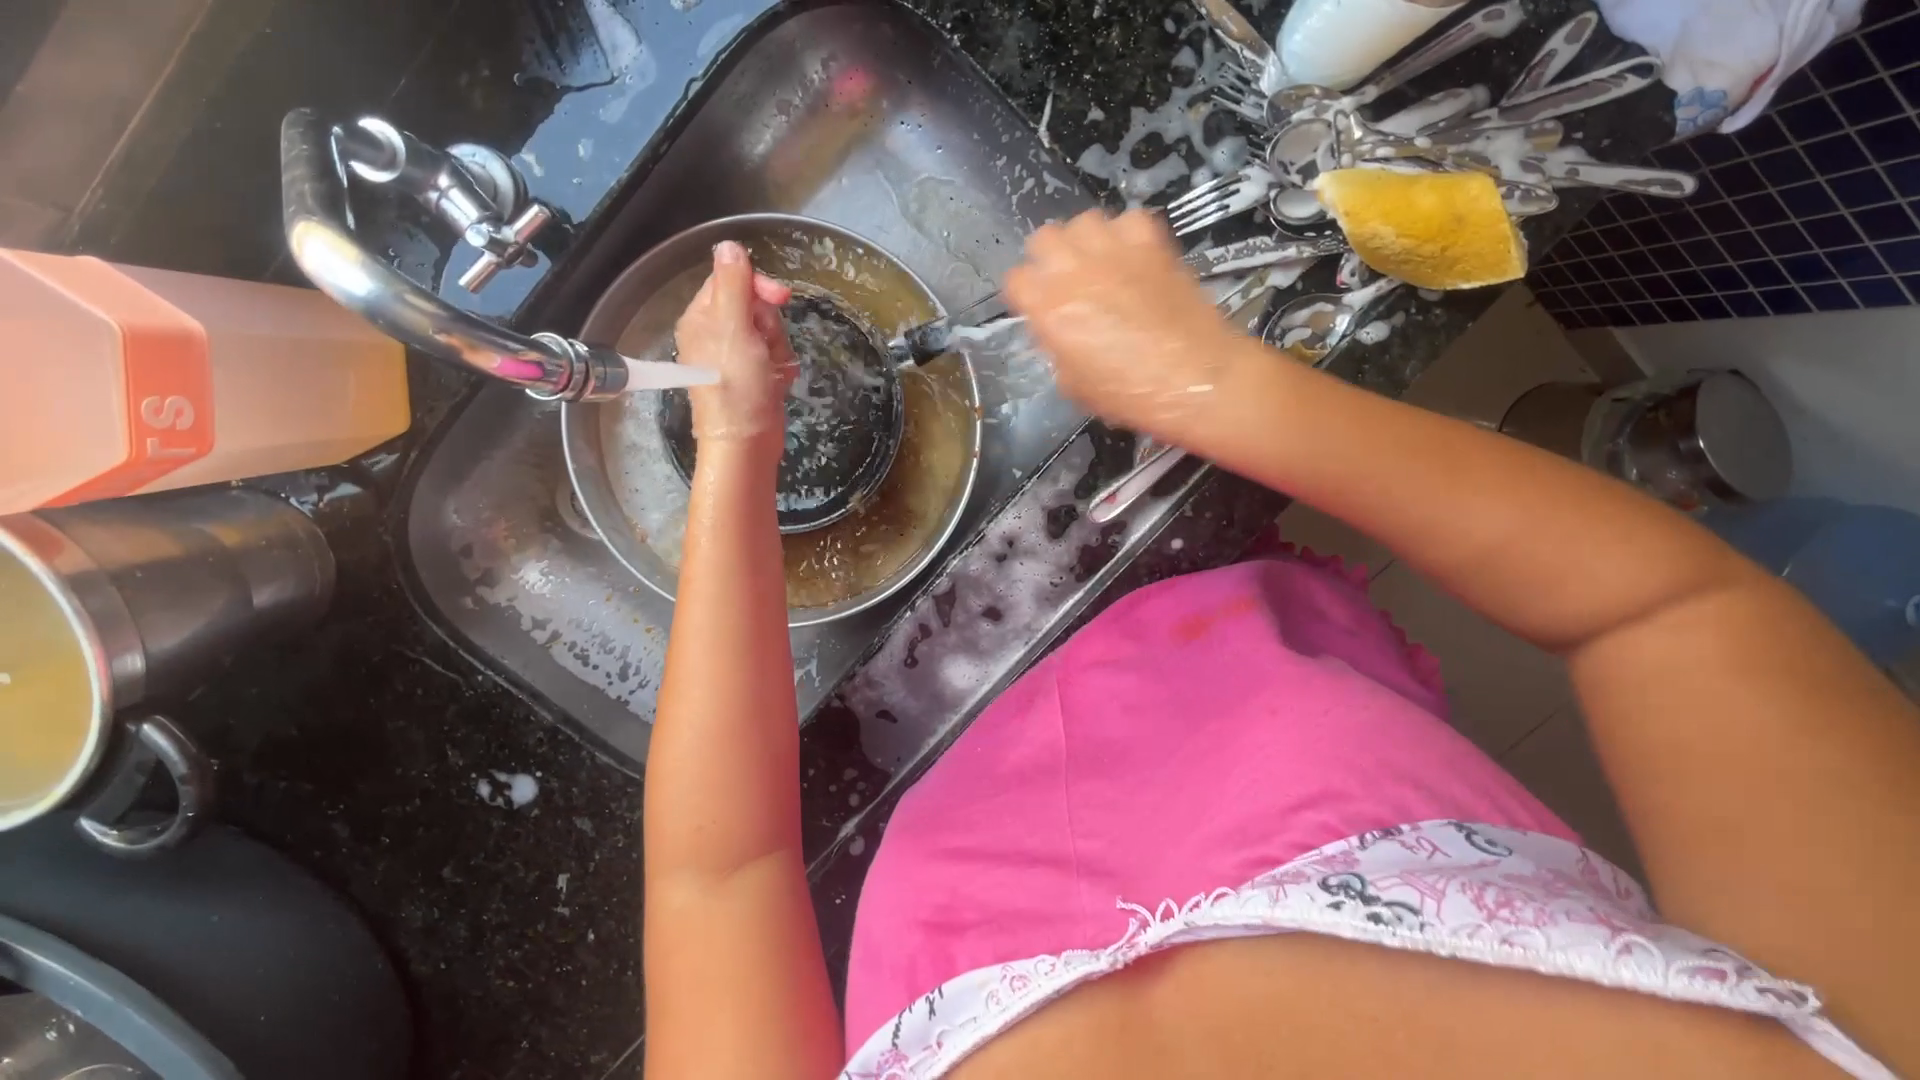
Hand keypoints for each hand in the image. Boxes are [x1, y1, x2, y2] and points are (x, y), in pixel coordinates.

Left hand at [675, 241, 795, 452]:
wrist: (746, 444)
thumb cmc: (737, 387)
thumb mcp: (735, 328)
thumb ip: (733, 285)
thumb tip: (727, 244)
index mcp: (702, 318)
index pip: (732, 280)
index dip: (758, 287)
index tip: (780, 299)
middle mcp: (715, 334)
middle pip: (755, 306)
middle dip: (770, 325)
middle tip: (766, 347)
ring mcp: (735, 357)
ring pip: (770, 332)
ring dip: (778, 349)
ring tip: (771, 371)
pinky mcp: (753, 376)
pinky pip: (775, 356)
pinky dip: (781, 368)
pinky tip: (776, 383)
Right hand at [1003, 209, 1244, 443]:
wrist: (1194, 379)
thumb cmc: (1131, 393)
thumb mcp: (1075, 384)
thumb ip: (1059, 349)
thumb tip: (1062, 335)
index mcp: (1048, 308)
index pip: (1016, 279)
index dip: (1026, 293)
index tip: (1037, 305)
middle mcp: (1074, 270)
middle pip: (1044, 238)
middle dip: (1050, 256)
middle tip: (1066, 279)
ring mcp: (1114, 251)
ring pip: (1085, 221)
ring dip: (1086, 240)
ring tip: (1099, 262)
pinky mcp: (1152, 243)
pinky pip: (1129, 221)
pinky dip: (1127, 234)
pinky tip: (1134, 257)